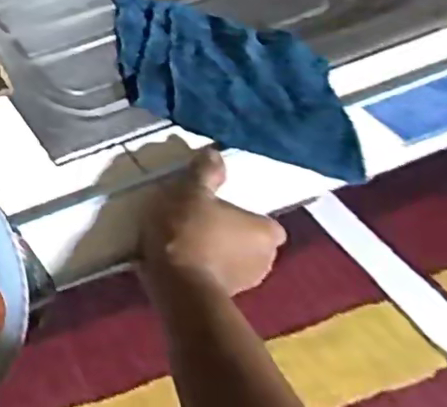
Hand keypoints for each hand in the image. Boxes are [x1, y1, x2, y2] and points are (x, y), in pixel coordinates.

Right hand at [139, 149, 286, 297]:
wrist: (178, 280)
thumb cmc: (188, 229)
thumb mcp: (190, 191)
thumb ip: (205, 173)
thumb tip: (216, 153)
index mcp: (266, 232)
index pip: (263, 221)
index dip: (241, 213)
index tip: (213, 206)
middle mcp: (269, 258)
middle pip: (249, 239)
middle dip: (227, 230)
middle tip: (193, 217)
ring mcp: (250, 280)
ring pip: (234, 256)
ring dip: (215, 248)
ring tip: (182, 236)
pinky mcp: (229, 293)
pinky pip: (218, 271)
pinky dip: (205, 263)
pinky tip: (179, 254)